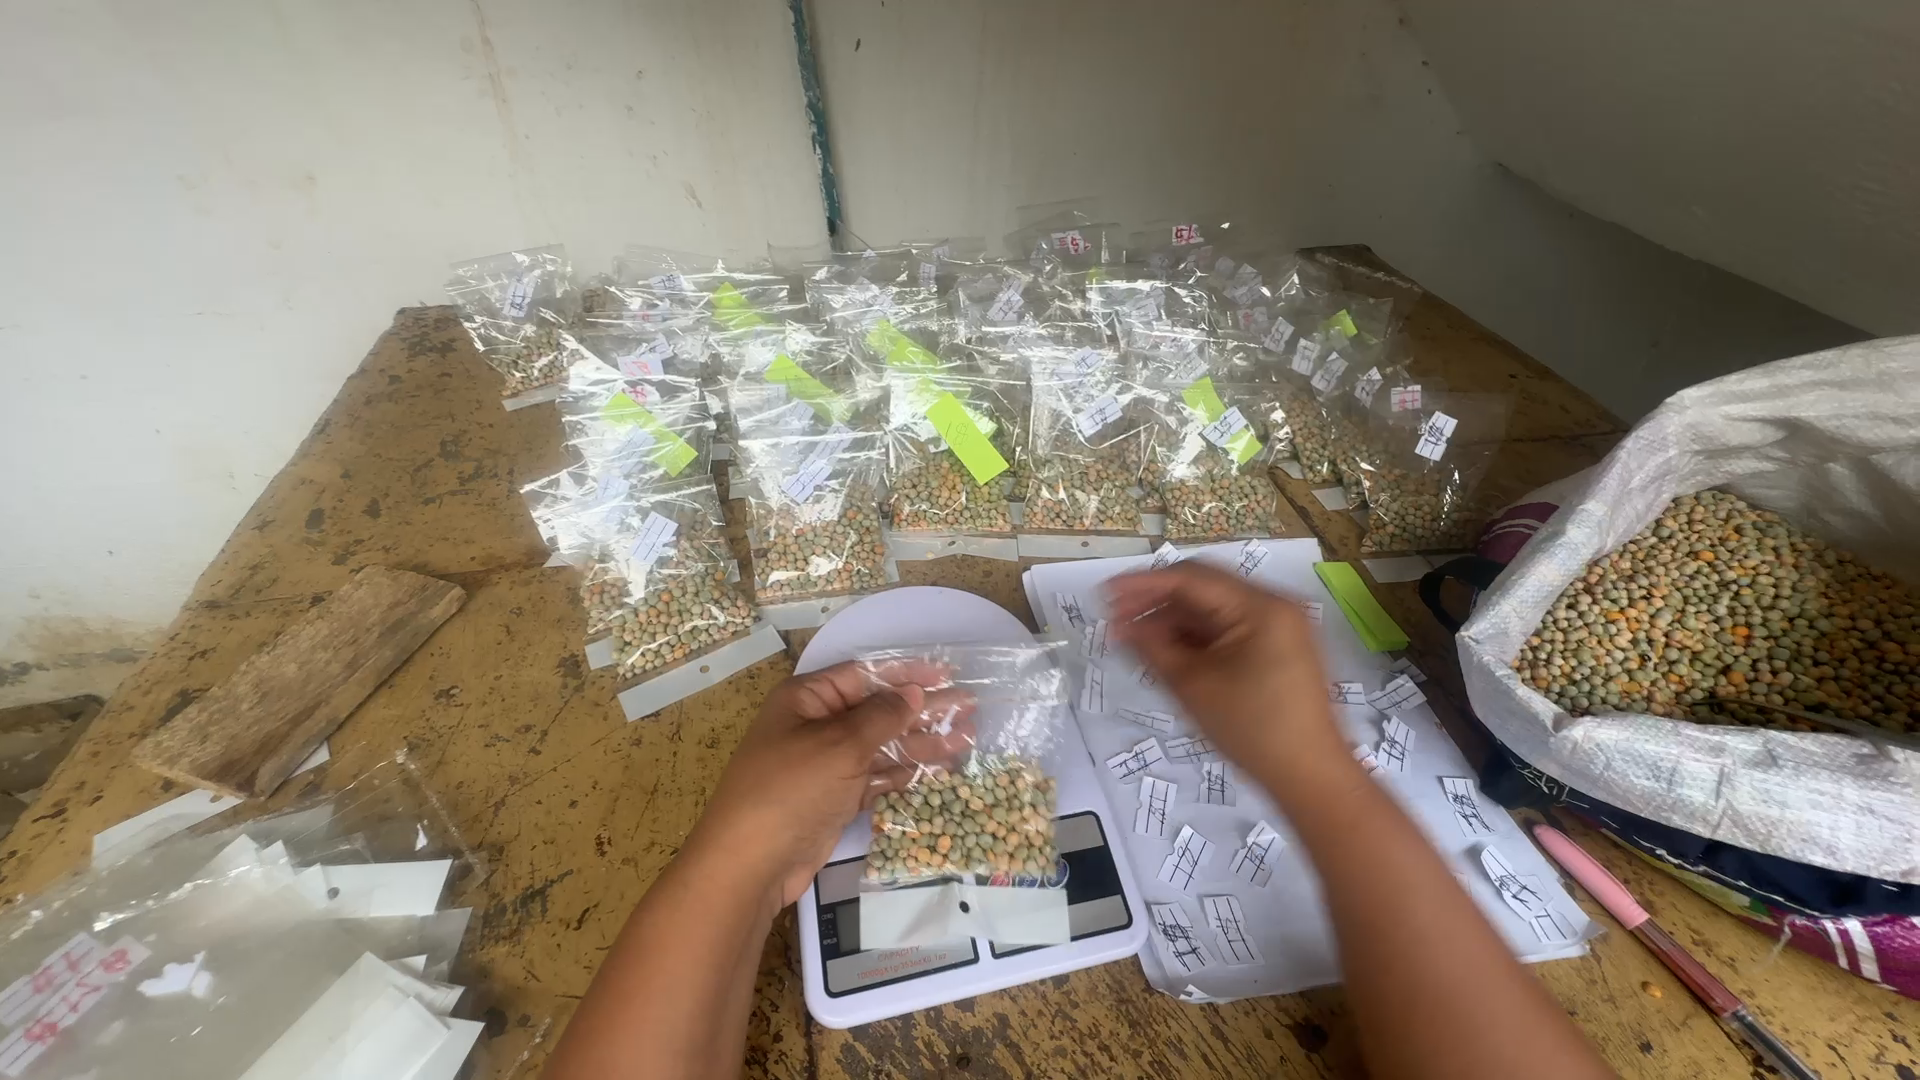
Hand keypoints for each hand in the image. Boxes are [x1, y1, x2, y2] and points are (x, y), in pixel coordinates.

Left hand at [694, 660, 975, 909]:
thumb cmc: (791, 790)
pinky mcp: (835, 797)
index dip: (907, 673)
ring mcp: (826, 763)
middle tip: (968, 708)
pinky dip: (905, 772)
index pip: (864, 675)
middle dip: (922, 710)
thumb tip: (914, 693)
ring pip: (882, 745)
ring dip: (921, 743)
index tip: (946, 673)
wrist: (749, 866)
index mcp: (808, 699)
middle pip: (877, 710)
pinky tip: (939, 769)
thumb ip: (882, 716)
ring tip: (966, 739)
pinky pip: (876, 776)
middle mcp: (816, 725)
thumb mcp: (839, 745)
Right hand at [1106, 561, 1346, 794]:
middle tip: (1113, 618)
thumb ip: (1151, 646)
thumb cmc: (1251, 729)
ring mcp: (1277, 626)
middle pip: (1201, 589)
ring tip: (1130, 637)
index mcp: (1260, 606)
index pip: (1190, 578)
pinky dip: (1193, 636)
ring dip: (1171, 619)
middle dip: (1154, 601)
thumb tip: (1118, 624)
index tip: (1104, 594)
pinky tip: (1163, 649)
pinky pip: (1225, 628)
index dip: (1141, 584)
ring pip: (1211, 609)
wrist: (1310, 777)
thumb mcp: (1192, 685)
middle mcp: (1273, 605)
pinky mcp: (1275, 647)